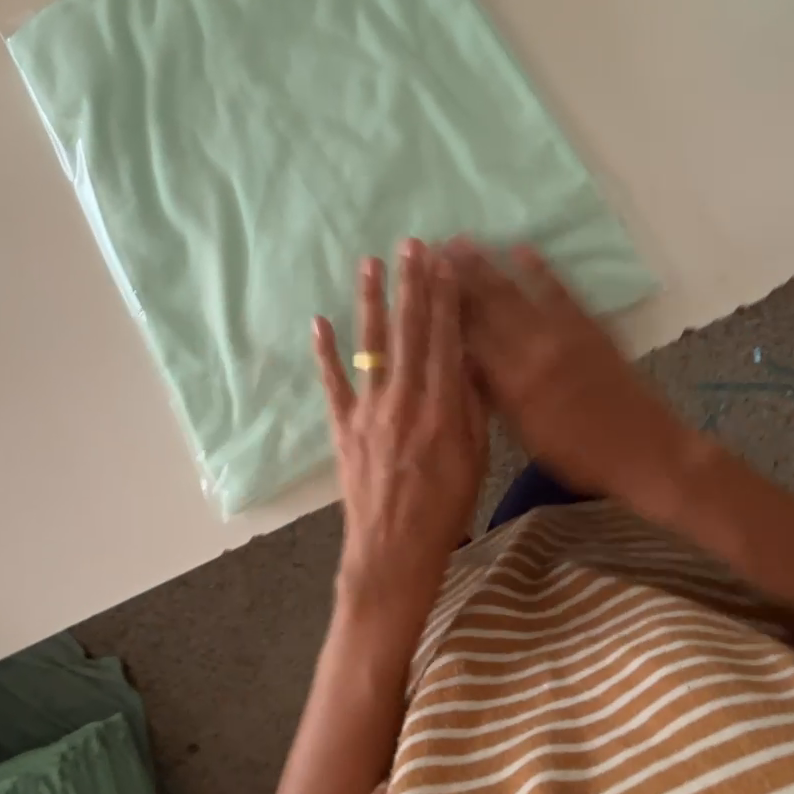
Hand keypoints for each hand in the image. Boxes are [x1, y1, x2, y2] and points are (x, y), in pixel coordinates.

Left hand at [313, 240, 487, 611]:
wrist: (394, 549)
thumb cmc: (446, 506)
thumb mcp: (474, 456)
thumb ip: (469, 404)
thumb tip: (467, 355)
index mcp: (441, 406)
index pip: (444, 339)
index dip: (443, 297)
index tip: (443, 261)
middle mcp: (404, 399)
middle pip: (409, 331)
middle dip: (411, 284)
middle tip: (410, 244)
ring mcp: (369, 410)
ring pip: (371, 345)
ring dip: (371, 301)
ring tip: (370, 263)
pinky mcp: (342, 425)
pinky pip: (332, 382)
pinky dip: (324, 352)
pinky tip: (319, 321)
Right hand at [447, 239, 689, 496]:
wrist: (645, 452)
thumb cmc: (578, 455)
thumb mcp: (525, 435)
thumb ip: (492, 395)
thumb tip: (458, 361)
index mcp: (513, 382)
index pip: (466, 335)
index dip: (440, 306)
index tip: (418, 283)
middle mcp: (533, 350)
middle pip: (486, 305)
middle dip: (456, 275)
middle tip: (431, 249)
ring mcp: (563, 333)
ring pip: (516, 291)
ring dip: (487, 264)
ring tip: (461, 241)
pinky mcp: (589, 325)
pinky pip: (559, 290)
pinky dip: (540, 268)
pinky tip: (521, 248)